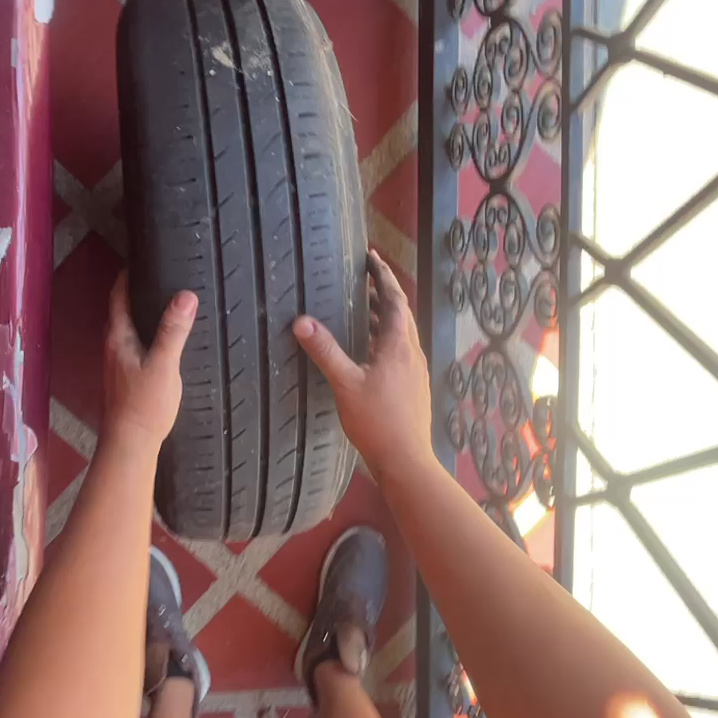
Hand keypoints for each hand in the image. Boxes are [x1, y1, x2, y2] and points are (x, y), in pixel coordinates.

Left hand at [102, 273, 197, 453]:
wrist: (130, 444)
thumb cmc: (144, 405)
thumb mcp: (164, 364)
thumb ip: (173, 330)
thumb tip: (185, 296)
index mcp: (117, 338)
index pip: (117, 296)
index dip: (127, 276)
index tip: (141, 260)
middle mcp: (112, 347)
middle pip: (121, 311)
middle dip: (136, 293)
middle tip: (159, 278)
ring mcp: (116, 364)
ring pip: (127, 329)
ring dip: (140, 315)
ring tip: (164, 305)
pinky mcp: (124, 378)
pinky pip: (133, 346)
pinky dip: (144, 335)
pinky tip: (161, 341)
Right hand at [294, 250, 433, 482]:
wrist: (406, 460)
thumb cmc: (376, 422)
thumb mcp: (345, 384)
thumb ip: (325, 351)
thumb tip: (301, 321)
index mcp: (398, 346)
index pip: (394, 299)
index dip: (383, 276)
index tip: (371, 257)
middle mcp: (412, 353)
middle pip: (400, 313)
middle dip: (384, 292)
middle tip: (364, 278)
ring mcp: (416, 370)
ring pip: (402, 332)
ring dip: (384, 316)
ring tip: (362, 308)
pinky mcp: (414, 385)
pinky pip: (401, 350)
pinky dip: (386, 338)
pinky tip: (370, 350)